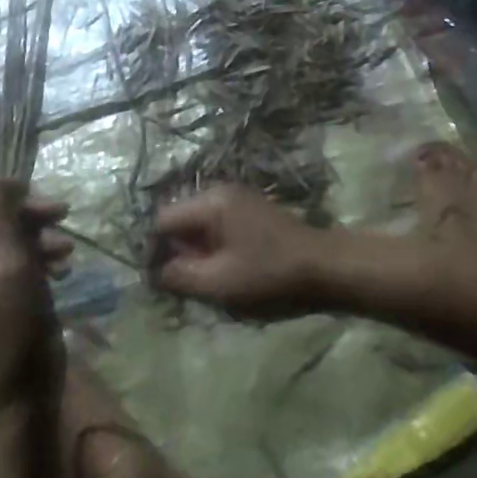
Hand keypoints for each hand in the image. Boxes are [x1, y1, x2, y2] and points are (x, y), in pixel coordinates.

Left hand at [0, 179, 73, 404]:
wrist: (25, 394)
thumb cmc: (11, 329)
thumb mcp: (10, 267)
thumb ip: (3, 220)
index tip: (31, 186)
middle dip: (26, 215)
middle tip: (60, 211)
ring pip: (9, 240)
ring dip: (40, 237)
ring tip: (66, 249)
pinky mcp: (4, 294)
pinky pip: (20, 261)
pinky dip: (42, 258)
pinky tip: (63, 268)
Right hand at [150, 185, 333, 320]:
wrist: (324, 266)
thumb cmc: (269, 273)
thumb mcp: (219, 282)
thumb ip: (180, 276)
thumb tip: (154, 273)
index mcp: (211, 202)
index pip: (162, 220)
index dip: (153, 250)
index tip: (156, 281)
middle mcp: (220, 192)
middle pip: (179, 220)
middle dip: (174, 252)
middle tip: (181, 285)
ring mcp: (237, 200)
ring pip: (198, 225)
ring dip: (194, 253)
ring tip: (202, 282)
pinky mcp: (249, 212)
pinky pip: (216, 227)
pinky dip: (211, 249)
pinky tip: (221, 272)